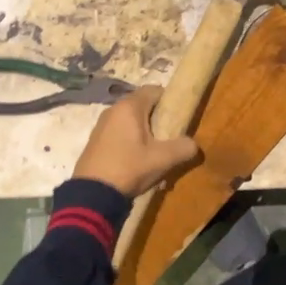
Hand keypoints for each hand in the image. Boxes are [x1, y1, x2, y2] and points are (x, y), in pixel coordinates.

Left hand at [72, 86, 199, 197]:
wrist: (92, 194)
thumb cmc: (129, 168)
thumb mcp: (163, 159)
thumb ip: (184, 147)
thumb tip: (193, 145)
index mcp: (129, 107)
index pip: (154, 90)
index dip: (170, 100)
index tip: (180, 117)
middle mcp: (113, 110)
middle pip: (142, 106)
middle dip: (158, 119)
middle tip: (170, 138)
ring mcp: (101, 125)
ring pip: (131, 121)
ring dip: (145, 133)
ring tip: (154, 153)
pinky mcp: (95, 141)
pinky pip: (119, 133)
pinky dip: (131, 141)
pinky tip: (136, 161)